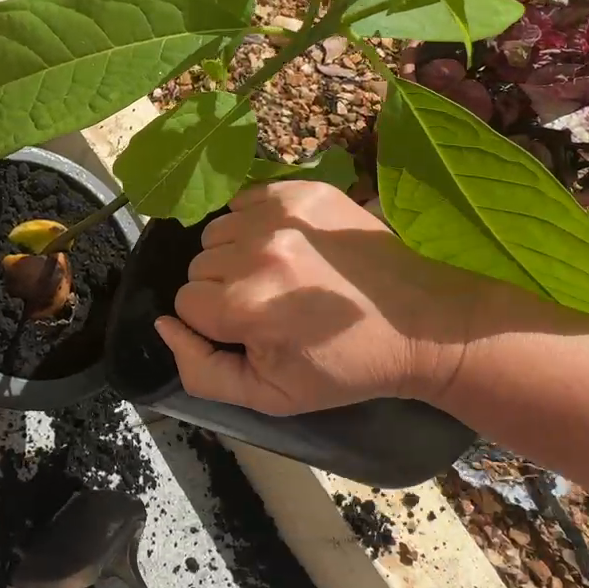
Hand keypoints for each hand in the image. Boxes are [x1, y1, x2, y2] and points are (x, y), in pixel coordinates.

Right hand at [153, 181, 546, 414]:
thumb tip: (163, 324)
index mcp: (245, 306)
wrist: (425, 323)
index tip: (255, 330)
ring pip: (216, 232)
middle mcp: (255, 252)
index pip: (185, 302)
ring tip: (281, 274)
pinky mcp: (300, 190)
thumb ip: (200, 371)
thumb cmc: (344, 366)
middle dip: (223, 286)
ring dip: (236, 253)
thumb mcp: (271, 397)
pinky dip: (254, 222)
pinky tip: (288, 244)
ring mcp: (279, 215)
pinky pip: (242, 200)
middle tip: (271, 304)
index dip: (215, 322)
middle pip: (198, 264)